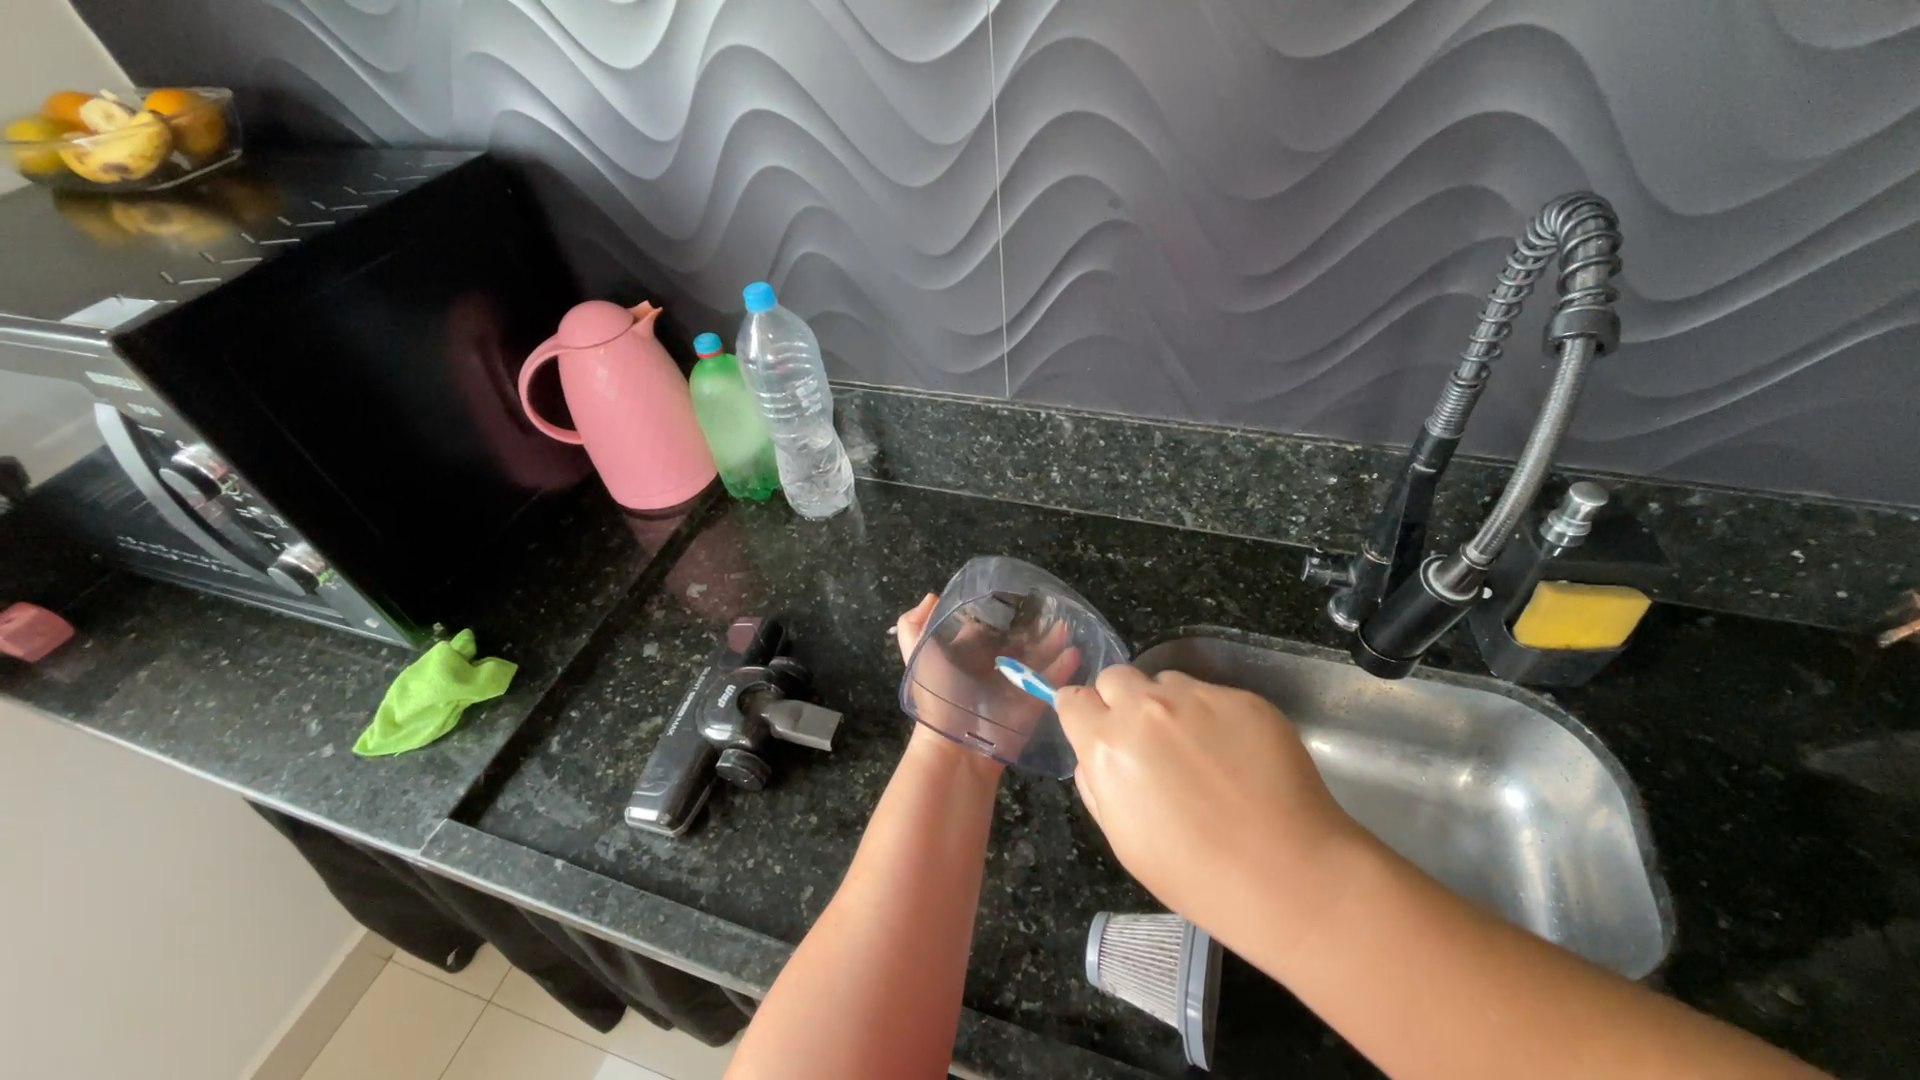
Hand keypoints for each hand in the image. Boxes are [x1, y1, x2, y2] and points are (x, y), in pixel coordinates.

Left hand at [894, 593, 1079, 767]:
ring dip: (1053, 643)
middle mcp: (993, 666)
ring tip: (1067, 626)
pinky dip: (1063, 669)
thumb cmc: (936, 696)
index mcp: (970, 653)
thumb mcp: (918, 655)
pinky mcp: (1030, 704)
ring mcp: (1014, 685)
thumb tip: (932, 596)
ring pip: (1038, 659)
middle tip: (1053, 608)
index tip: (1021, 594)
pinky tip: (1075, 652)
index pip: (989, 627)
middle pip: (1018, 641)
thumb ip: (913, 626)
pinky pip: (1049, 683)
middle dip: (1035, 626)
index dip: (1002, 612)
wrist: (954, 745)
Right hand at [1053, 667, 1369, 948]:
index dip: (1083, 716)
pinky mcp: (1243, 699)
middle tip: (1147, 742)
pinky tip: (1238, 758)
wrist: (1288, 875)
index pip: (1073, 700)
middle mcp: (1146, 709)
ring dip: (1169, 707)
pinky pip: (1213, 695)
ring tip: (1199, 753)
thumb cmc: (1196, 874)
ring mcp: (1198, 699)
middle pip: (1116, 678)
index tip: (1096, 732)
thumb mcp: (1123, 841)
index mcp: (1107, 745)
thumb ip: (1097, 786)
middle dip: (1122, 702)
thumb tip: (1095, 758)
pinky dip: (1215, 718)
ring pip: (1166, 682)